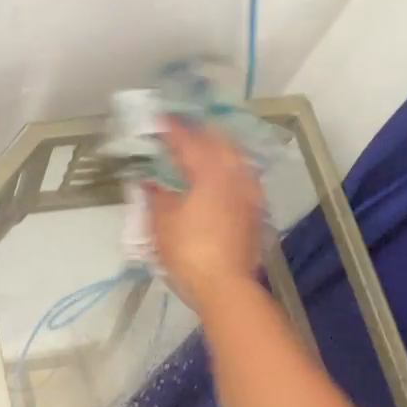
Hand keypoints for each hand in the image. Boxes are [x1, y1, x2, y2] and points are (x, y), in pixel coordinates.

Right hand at [148, 120, 264, 309]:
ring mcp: (250, 193)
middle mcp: (235, 174)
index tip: (157, 120)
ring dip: (217, 151)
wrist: (226, 287)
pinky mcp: (256, 211)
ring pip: (235, 159)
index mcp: (210, 171)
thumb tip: (150, 178)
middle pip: (219, 142)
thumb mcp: (162, 222)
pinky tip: (216, 181)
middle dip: (199, 133)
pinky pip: (241, 178)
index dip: (170, 129)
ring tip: (199, 154)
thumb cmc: (189, 252)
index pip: (188, 141)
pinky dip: (227, 171)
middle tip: (180, 132)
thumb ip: (156, 194)